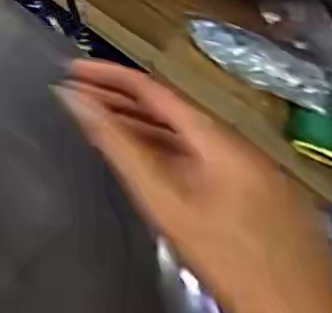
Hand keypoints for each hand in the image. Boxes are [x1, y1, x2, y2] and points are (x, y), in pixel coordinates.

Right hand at [55, 60, 331, 312]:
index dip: (108, 75)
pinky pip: (200, 156)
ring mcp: (250, 170)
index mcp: (216, 138)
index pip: (151, 88)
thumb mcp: (164, 201)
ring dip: (139, 124)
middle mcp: (236, 145)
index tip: (74, 69)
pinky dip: (164, 148)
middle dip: (119, 99)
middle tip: (79, 93)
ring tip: (99, 120)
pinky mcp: (257, 194)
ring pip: (183, 134)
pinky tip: (143, 158)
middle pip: (167, 109)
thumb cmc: (232, 262)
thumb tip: (75, 101)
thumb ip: (116, 146)